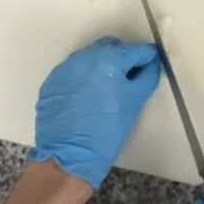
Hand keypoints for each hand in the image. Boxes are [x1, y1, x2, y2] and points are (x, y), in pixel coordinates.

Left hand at [28, 37, 162, 189]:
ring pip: (89, 57)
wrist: (68, 156)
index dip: (147, 57)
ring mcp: (65, 68)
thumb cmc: (107, 131)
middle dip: (123, 56)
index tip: (151, 64)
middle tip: (130, 76)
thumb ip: (145, 78)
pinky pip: (73, 71)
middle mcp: (84, 56)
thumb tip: (151, 64)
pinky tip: (87, 96)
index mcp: (108, 59)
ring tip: (108, 87)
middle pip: (110, 47)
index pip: (135, 50)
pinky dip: (84, 76)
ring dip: (102, 65)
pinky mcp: (52, 81)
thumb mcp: (133, 103)